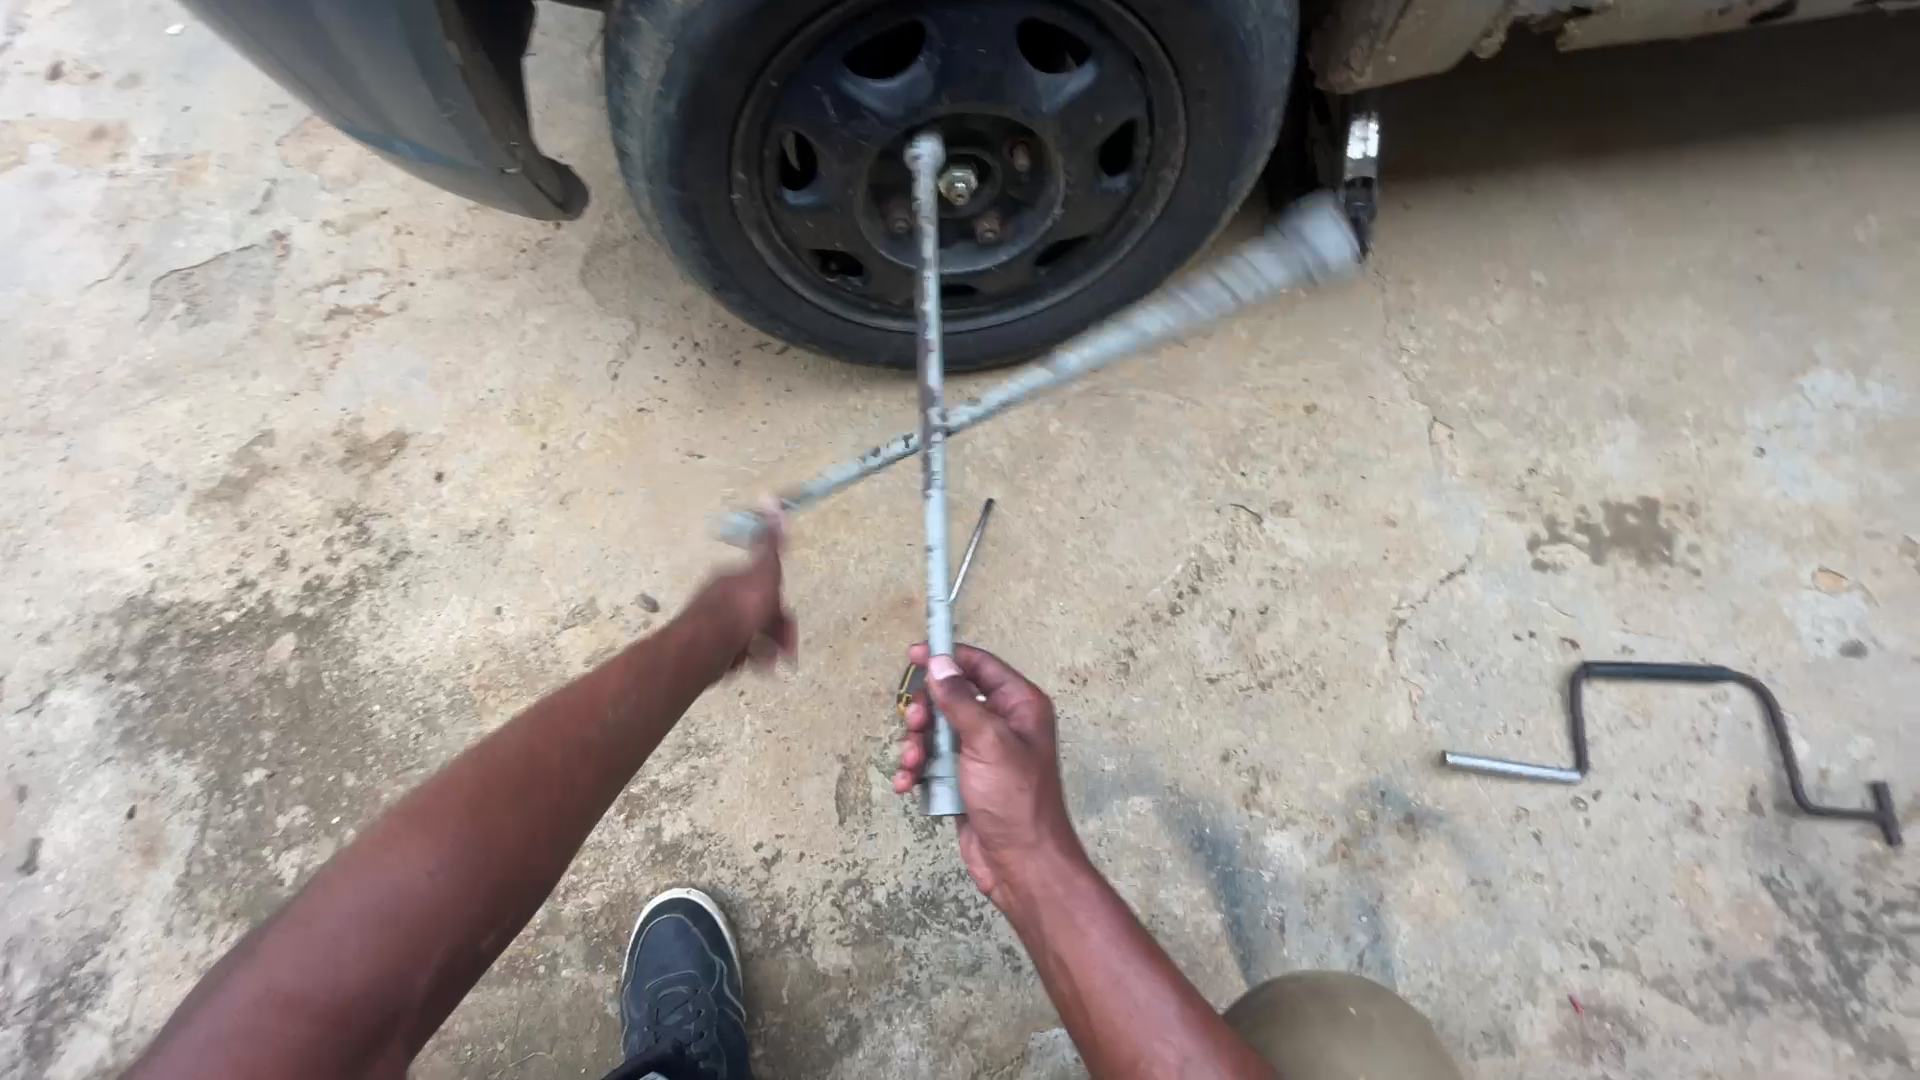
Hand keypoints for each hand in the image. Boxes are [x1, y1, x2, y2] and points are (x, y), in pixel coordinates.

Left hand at [677, 504, 796, 672]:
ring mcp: (713, 624)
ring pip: (750, 634)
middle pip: (759, 612)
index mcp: (735, 578)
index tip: (788, 622)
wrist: (704, 648)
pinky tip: (753, 668)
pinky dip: (749, 658)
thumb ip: (770, 540)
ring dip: (766, 648)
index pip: (766, 586)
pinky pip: (737, 651)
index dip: (781, 603)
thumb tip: (770, 495)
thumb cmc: (740, 611)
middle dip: (776, 631)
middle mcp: (722, 598)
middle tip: (786, 652)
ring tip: (770, 664)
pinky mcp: (709, 648)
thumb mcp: (764, 571)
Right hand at [894, 644, 1085, 907]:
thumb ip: (960, 700)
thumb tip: (940, 663)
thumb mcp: (987, 741)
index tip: (914, 655)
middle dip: (926, 710)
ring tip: (911, 763)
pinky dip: (917, 770)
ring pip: (937, 731)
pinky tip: (907, 784)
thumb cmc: (1014, 799)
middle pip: (952, 697)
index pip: (980, 666)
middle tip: (913, 724)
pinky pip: (933, 762)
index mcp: (1019, 705)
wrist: (1022, 865)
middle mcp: (1002, 724)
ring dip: (916, 745)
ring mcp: (981, 753)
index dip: (947, 657)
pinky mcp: (964, 780)